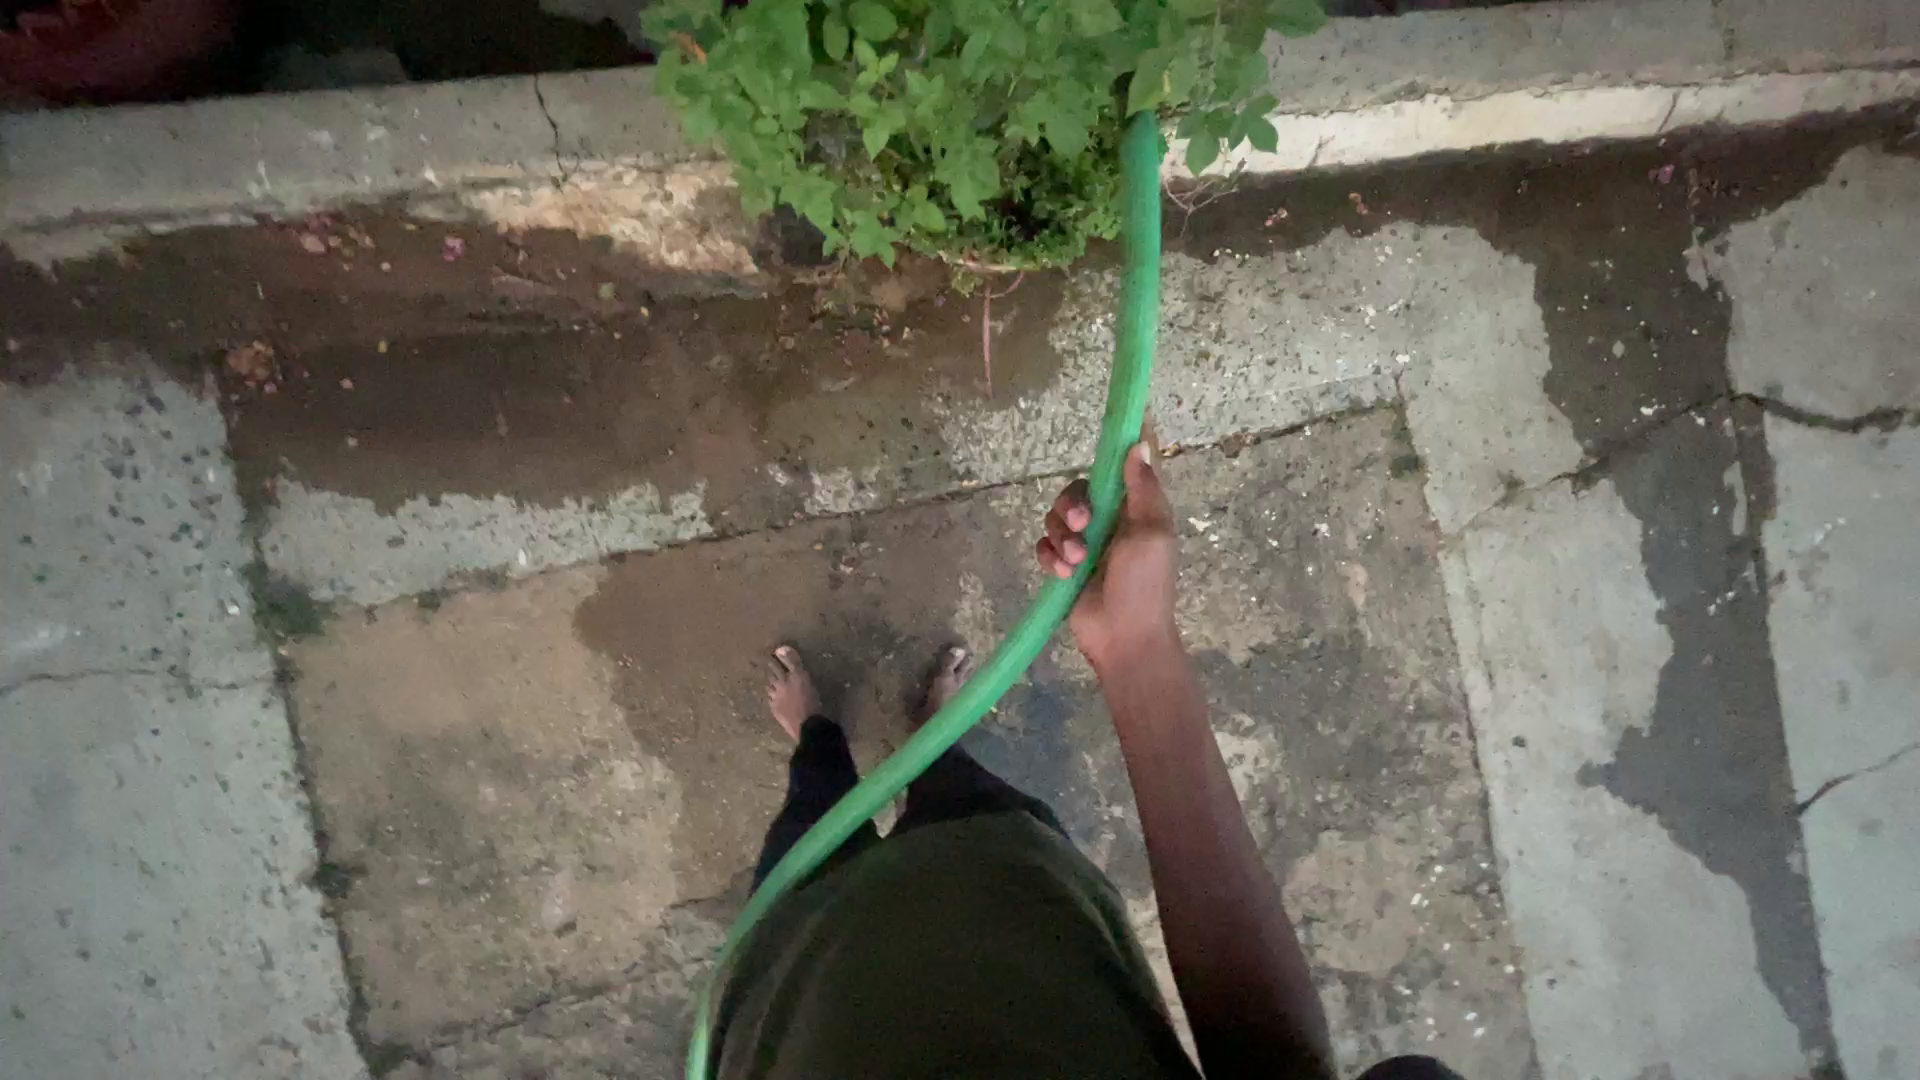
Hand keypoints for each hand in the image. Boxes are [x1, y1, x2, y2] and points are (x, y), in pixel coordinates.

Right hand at [1034, 441, 1181, 672]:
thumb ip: (1142, 489)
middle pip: (1077, 491)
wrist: (1124, 638)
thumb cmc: (1145, 585)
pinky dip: (1050, 557)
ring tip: (1075, 562)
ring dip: (1061, 537)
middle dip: (1072, 506)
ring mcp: (1085, 544)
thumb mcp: (1151, 533)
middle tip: (1082, 525)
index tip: (1109, 425)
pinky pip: (1044, 546)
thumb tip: (1139, 444)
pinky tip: (1063, 574)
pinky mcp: (1064, 566)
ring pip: (1055, 518)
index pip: (1124, 467)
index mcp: (1136, 509)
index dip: (1116, 446)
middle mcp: (1109, 522)